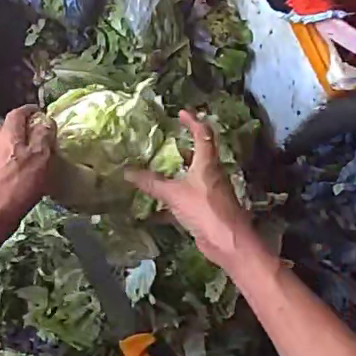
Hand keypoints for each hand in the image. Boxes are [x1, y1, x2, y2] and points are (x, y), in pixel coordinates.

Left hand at [0, 105, 55, 234]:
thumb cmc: (19, 183)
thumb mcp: (40, 157)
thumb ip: (44, 136)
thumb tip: (46, 121)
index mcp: (8, 134)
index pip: (18, 113)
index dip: (30, 110)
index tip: (42, 112)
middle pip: (12, 129)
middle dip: (27, 128)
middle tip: (44, 134)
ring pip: (8, 145)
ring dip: (22, 146)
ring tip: (38, 155)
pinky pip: (6, 161)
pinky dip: (17, 161)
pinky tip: (26, 173)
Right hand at [128, 110, 262, 272]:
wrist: (228, 241)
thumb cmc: (205, 210)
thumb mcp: (174, 194)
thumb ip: (151, 183)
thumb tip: (127, 172)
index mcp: (207, 162)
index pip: (203, 133)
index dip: (192, 121)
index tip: (181, 113)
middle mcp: (212, 173)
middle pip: (201, 152)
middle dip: (186, 145)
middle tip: (169, 140)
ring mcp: (211, 191)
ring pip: (195, 174)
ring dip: (180, 169)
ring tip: (162, 166)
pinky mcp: (207, 208)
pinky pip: (189, 195)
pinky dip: (175, 195)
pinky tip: (160, 202)